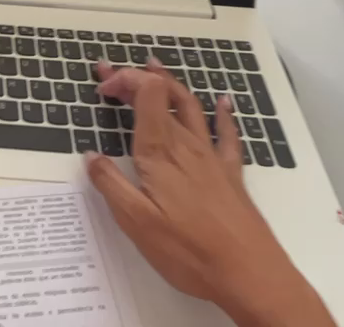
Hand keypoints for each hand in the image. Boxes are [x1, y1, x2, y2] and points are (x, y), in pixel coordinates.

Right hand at [85, 61, 335, 326]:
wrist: (252, 276)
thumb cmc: (191, 251)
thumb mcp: (137, 222)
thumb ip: (110, 184)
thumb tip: (91, 156)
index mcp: (160, 151)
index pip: (144, 92)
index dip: (123, 79)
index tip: (103, 89)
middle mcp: (186, 144)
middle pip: (162, 94)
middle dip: (135, 76)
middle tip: (111, 71)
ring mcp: (211, 157)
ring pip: (190, 106)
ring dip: (170, 82)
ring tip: (155, 66)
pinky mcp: (231, 174)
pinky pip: (227, 134)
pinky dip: (223, 113)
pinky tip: (223, 102)